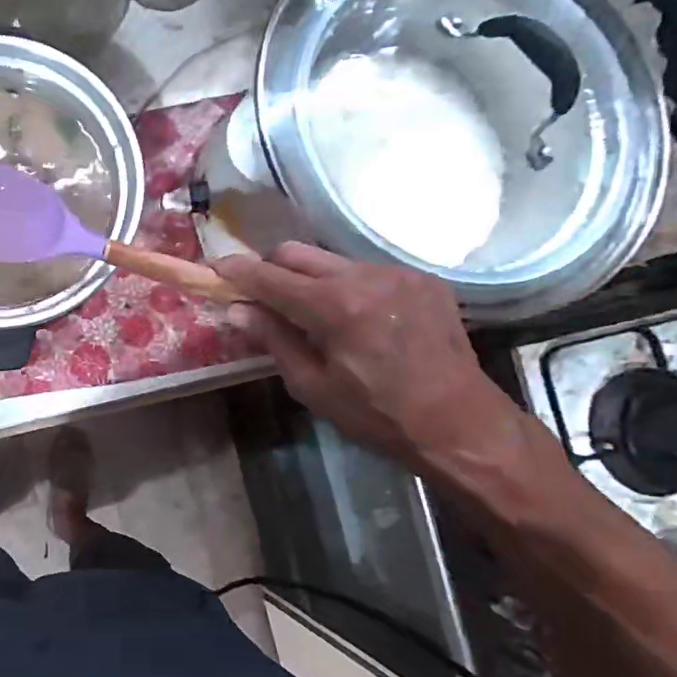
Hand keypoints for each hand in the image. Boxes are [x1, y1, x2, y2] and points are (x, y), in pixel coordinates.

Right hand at [216, 242, 524, 470]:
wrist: (461, 424)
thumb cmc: (378, 415)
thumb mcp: (312, 385)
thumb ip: (273, 338)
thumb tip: (237, 309)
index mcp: (335, 306)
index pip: (270, 276)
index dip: (237, 271)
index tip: (215, 269)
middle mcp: (365, 276)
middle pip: (296, 252)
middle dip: (270, 269)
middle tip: (259, 297)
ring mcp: (397, 273)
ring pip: (330, 259)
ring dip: (308, 278)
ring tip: (310, 313)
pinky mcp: (421, 278)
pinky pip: (364, 270)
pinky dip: (344, 285)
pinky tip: (353, 316)